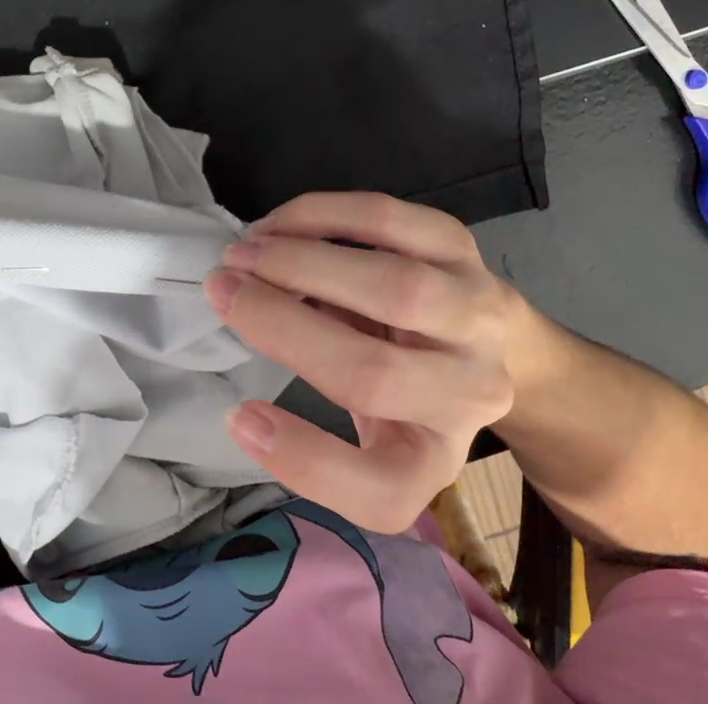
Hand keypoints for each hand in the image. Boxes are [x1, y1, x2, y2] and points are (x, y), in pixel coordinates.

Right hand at [206, 193, 526, 533]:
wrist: (486, 342)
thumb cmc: (400, 393)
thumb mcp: (363, 428)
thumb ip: (311, 405)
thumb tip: (244, 321)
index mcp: (429, 458)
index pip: (380, 490)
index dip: (305, 459)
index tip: (238, 416)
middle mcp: (468, 396)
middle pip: (375, 373)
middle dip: (282, 325)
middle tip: (221, 289)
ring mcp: (477, 318)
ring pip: (396, 289)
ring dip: (301, 263)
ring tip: (243, 253)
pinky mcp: (465, 252)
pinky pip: (392, 223)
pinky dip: (324, 217)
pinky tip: (279, 225)